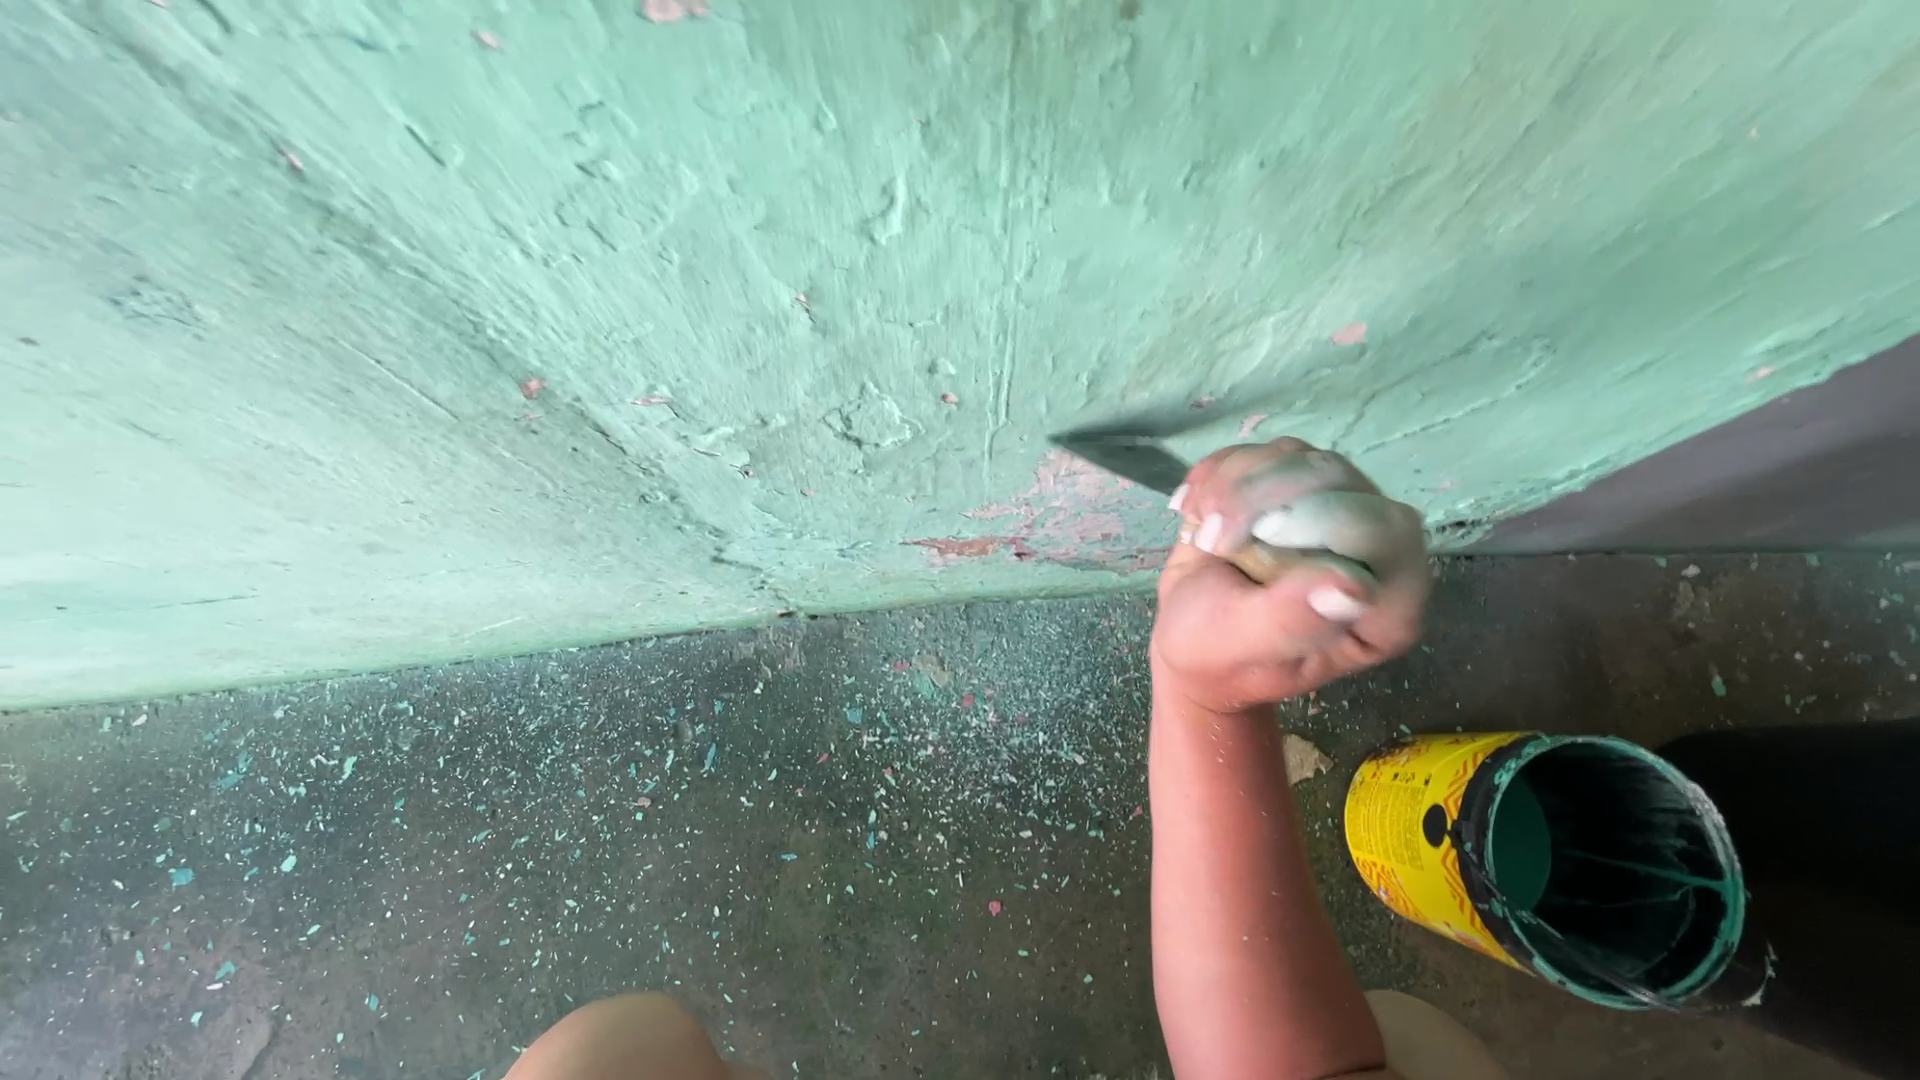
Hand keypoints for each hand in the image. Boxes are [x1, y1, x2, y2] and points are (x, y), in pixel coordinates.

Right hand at [1152, 437, 1428, 713]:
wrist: (1186, 634)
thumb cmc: (1217, 654)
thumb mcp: (1244, 646)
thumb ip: (1293, 621)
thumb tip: (1354, 587)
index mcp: (1384, 609)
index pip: (1389, 532)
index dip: (1327, 517)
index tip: (1259, 536)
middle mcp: (1372, 553)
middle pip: (1339, 479)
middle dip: (1262, 496)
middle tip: (1209, 539)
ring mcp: (1333, 512)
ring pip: (1299, 458)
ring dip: (1234, 484)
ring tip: (1200, 531)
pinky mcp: (1295, 489)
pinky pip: (1265, 454)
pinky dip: (1220, 472)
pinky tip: (1196, 510)